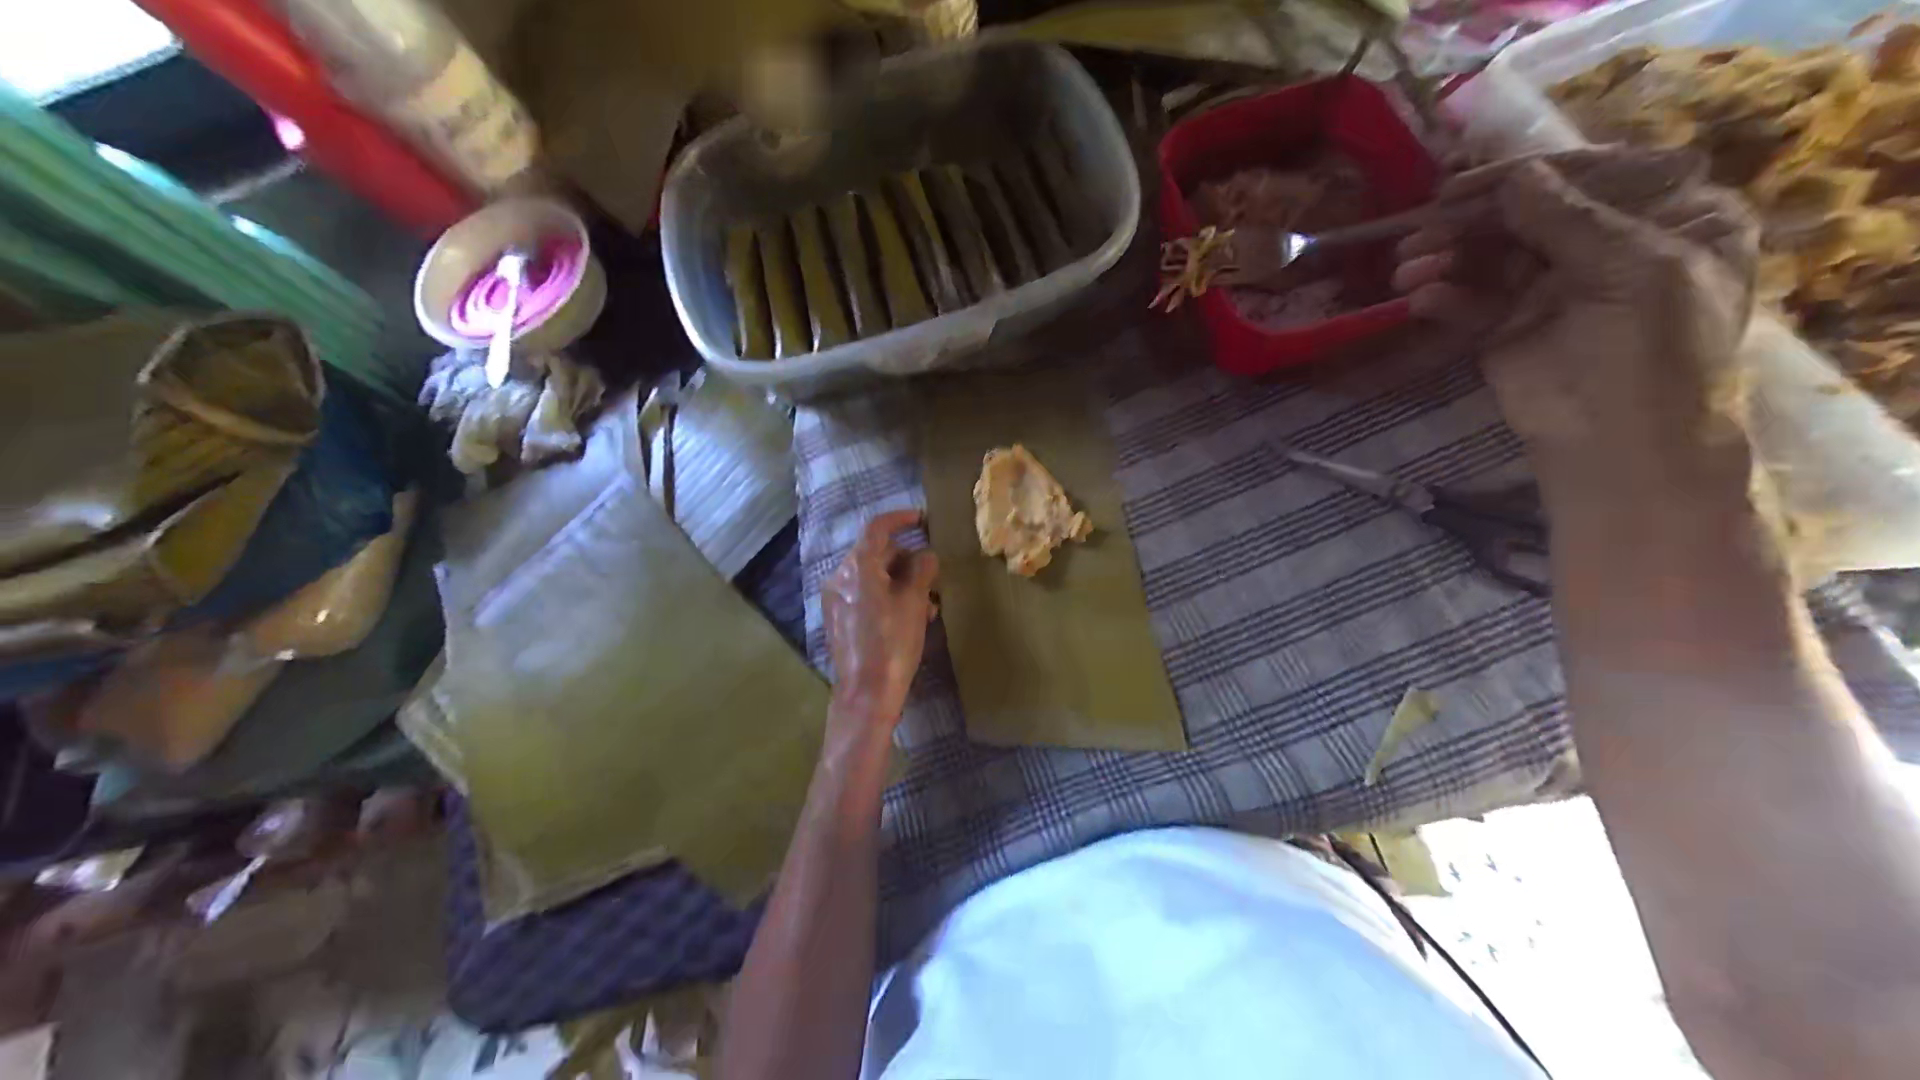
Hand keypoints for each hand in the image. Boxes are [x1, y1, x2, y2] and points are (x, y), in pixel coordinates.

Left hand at [822, 509, 938, 739]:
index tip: (922, 519)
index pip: (878, 527)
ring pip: (873, 575)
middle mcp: (840, 576)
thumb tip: (926, 555)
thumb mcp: (914, 603)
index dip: (901, 518)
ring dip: (900, 582)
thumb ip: (921, 570)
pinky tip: (908, 619)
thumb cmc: (892, 644)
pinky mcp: (838, 617)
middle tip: (932, 580)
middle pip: (876, 552)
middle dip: (906, 560)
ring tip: (926, 606)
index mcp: (857, 566)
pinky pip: (865, 594)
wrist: (866, 693)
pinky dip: (886, 596)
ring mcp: (836, 598)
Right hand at [1392, 149, 1759, 507]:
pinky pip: (1471, 299)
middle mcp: (1611, 244)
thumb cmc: (1651, 355)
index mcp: (1671, 217)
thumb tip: (1516, 177)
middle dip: (1474, 222)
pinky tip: (1421, 299)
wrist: (1615, 445)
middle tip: (1420, 231)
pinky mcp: (1509, 325)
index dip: (1529, 175)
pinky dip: (1445, 297)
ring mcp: (1554, 286)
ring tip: (1405, 269)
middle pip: (1533, 214)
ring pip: (1493, 256)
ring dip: (1447, 258)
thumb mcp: (1632, 272)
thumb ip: (1572, 220)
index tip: (1465, 187)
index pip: (1595, 174)